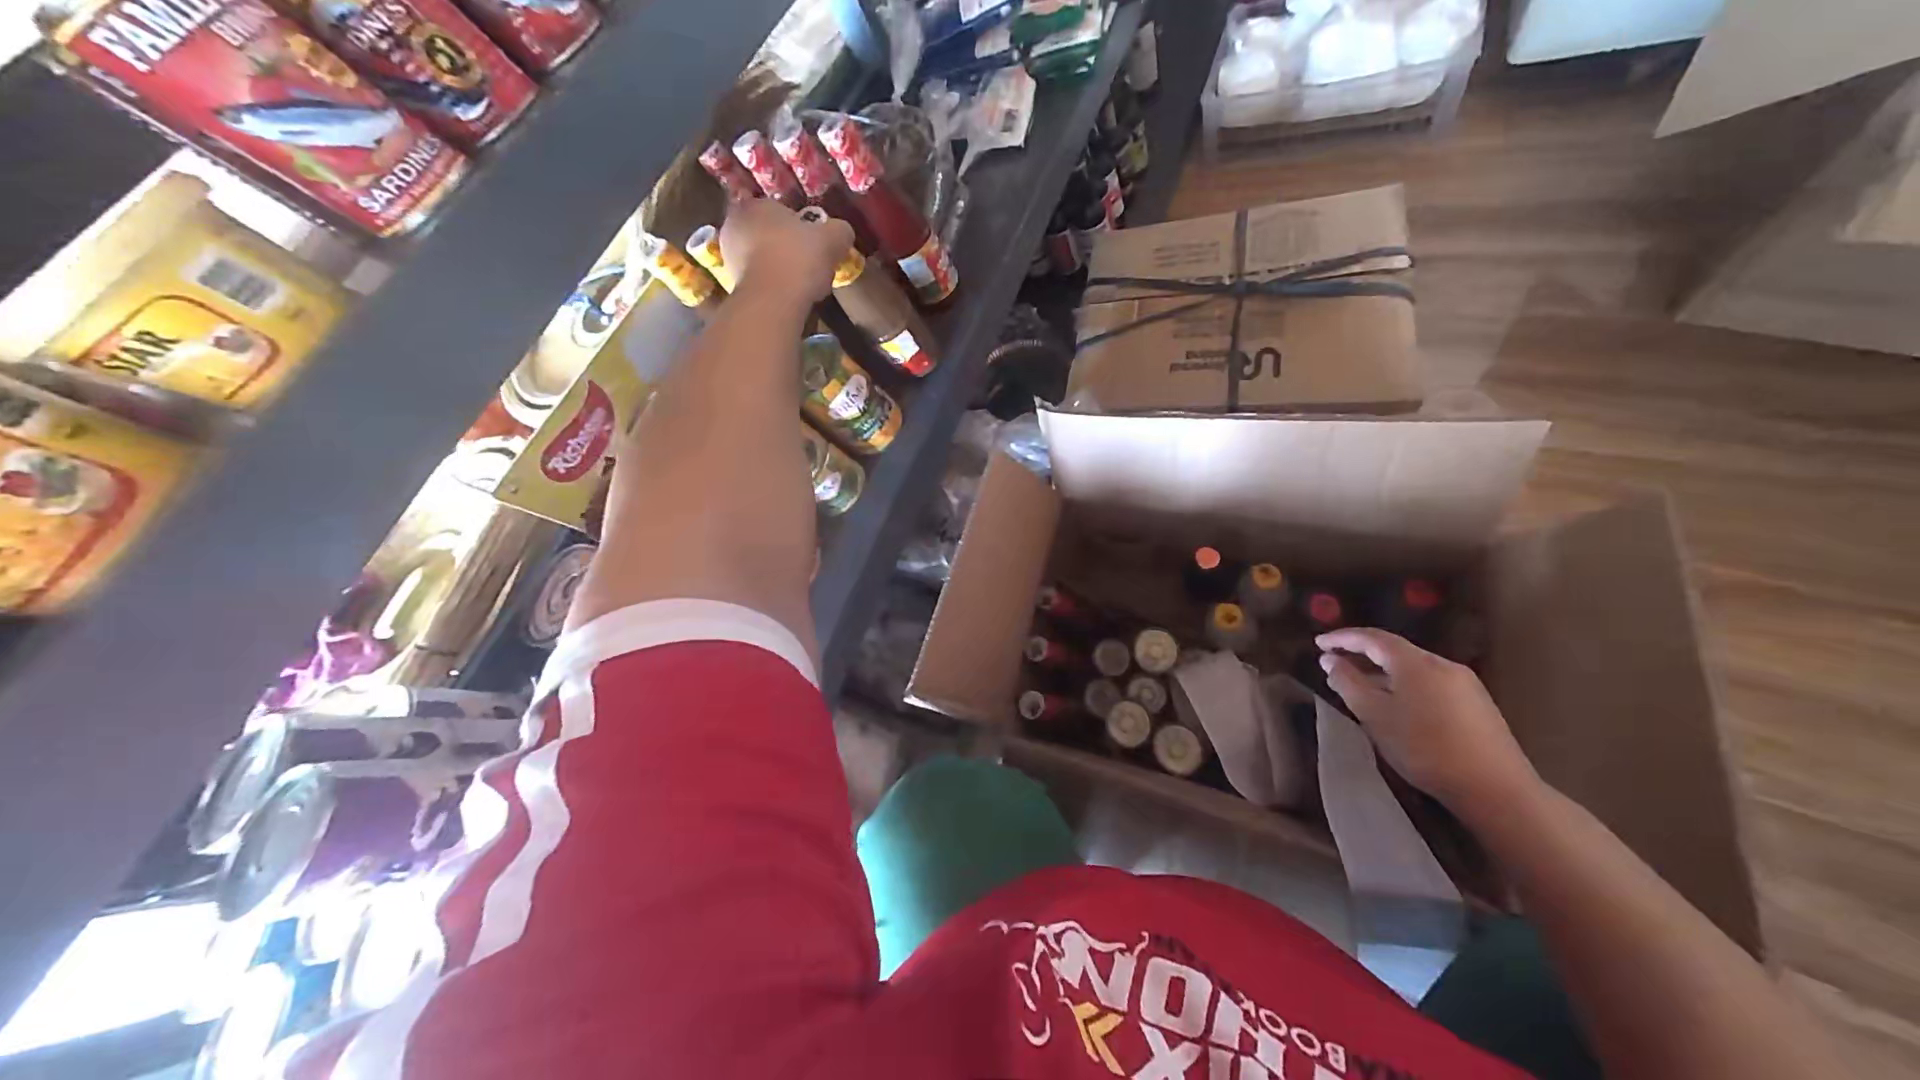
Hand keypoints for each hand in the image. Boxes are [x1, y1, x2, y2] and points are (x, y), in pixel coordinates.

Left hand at [719, 199, 854, 304]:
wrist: (774, 300)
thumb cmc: (799, 257)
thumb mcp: (832, 237)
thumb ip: (839, 230)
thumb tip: (841, 233)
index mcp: (754, 205)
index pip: (777, 209)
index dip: (798, 224)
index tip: (813, 239)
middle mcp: (733, 227)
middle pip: (767, 235)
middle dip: (785, 246)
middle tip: (809, 261)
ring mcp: (729, 259)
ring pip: (761, 259)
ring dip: (779, 268)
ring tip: (803, 283)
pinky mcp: (733, 287)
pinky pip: (760, 282)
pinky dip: (774, 287)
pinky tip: (791, 297)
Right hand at [1316, 627, 1542, 819]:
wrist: (1495, 787)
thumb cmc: (1424, 748)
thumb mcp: (1375, 716)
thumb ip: (1348, 683)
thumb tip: (1330, 661)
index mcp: (1416, 662)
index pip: (1372, 638)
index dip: (1342, 638)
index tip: (1318, 642)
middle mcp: (1442, 664)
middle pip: (1395, 650)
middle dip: (1362, 654)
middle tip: (1335, 663)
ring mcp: (1464, 684)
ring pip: (1413, 668)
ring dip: (1382, 671)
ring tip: (1360, 686)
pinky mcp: (1476, 704)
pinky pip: (1430, 683)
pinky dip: (1404, 685)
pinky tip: (1396, 704)